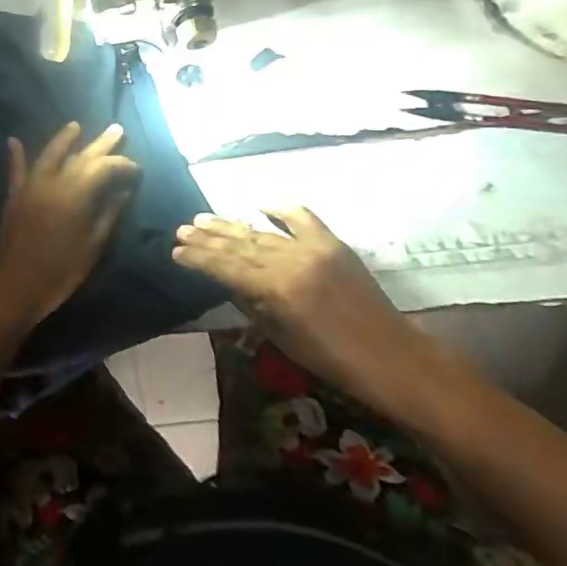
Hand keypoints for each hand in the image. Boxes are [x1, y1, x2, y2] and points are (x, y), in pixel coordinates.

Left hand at [0, 122, 140, 325]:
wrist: (16, 286)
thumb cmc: (61, 271)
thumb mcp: (93, 246)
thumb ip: (108, 214)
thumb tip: (123, 191)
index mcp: (75, 194)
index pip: (103, 168)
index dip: (122, 165)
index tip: (136, 170)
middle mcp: (52, 183)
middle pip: (79, 156)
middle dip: (100, 144)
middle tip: (116, 130)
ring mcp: (30, 187)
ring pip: (49, 155)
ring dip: (63, 139)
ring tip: (75, 126)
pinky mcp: (14, 197)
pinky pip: (16, 171)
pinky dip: (16, 155)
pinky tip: (13, 140)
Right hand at [172, 208, 449, 413]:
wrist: (391, 357)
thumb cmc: (330, 359)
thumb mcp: (279, 336)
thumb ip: (249, 303)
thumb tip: (225, 280)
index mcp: (276, 289)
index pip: (225, 266)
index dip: (197, 258)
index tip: (175, 252)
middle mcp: (291, 261)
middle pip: (239, 244)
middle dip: (208, 238)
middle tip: (182, 229)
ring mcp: (314, 248)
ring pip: (262, 232)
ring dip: (231, 225)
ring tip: (203, 219)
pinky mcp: (334, 244)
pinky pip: (302, 218)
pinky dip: (280, 210)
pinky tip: (260, 206)